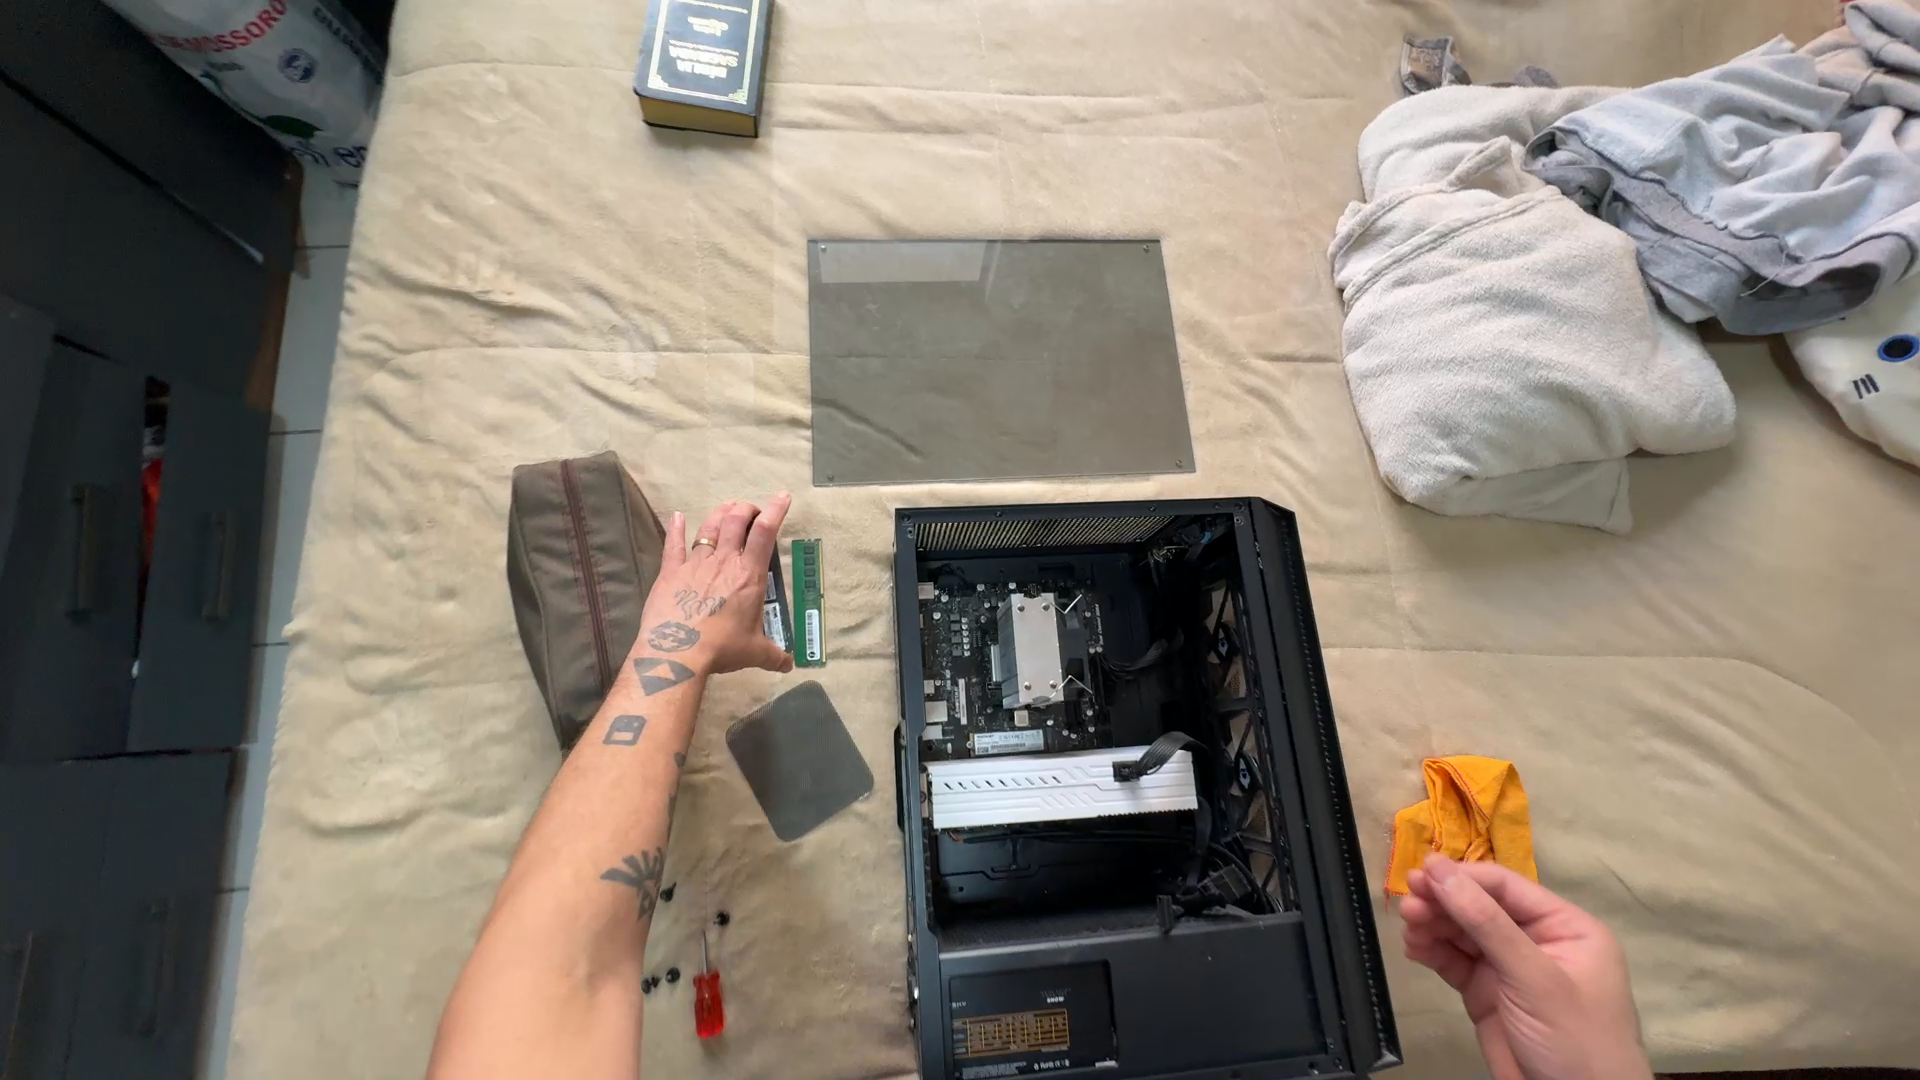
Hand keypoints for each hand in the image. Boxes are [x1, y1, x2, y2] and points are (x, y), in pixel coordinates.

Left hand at [634, 495, 794, 676]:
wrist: (677, 652)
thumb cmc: (722, 648)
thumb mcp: (755, 652)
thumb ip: (774, 655)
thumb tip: (789, 665)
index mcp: (749, 575)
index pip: (765, 532)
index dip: (775, 510)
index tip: (782, 496)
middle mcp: (724, 561)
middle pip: (736, 521)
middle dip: (746, 509)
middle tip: (751, 510)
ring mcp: (695, 564)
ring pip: (709, 527)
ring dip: (720, 513)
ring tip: (727, 508)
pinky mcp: (670, 572)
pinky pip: (673, 544)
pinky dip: (675, 528)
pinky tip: (676, 517)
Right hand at [1401, 855, 1650, 1079]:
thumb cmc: (1576, 1042)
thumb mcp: (1534, 979)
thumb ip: (1485, 922)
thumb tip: (1437, 868)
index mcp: (1564, 929)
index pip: (1504, 886)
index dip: (1461, 877)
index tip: (1420, 874)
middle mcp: (1535, 940)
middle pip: (1476, 904)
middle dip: (1441, 902)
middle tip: (1409, 904)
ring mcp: (1508, 965)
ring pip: (1459, 929)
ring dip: (1430, 924)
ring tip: (1409, 928)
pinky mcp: (1484, 989)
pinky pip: (1451, 957)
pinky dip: (1429, 949)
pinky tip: (1414, 948)